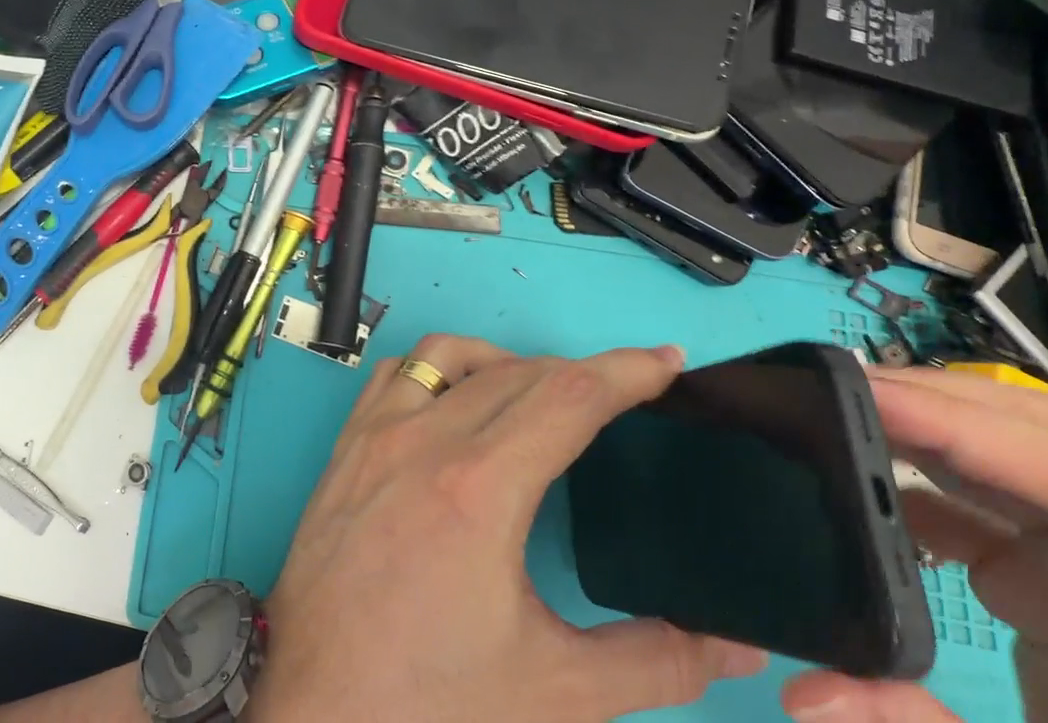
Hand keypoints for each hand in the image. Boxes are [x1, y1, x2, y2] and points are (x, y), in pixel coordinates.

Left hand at [246, 335, 766, 722]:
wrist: (314, 700)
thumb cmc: (430, 697)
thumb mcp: (558, 688)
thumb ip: (657, 660)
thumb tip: (733, 643)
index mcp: (478, 485)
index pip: (567, 396)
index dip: (626, 371)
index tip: (667, 363)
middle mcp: (420, 441)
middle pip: (515, 372)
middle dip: (580, 371)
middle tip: (626, 395)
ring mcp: (372, 439)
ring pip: (445, 358)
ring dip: (503, 360)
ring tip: (543, 394)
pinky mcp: (343, 451)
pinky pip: (392, 377)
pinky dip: (436, 371)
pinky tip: (458, 404)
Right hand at [782, 368, 1047, 722]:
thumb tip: (798, 692)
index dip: (970, 428)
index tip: (865, 396)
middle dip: (946, 400)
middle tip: (830, 383)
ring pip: (1020, 460)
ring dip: (928, 426)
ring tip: (832, 408)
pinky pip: (989, 508)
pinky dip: (920, 479)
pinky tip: (855, 475)